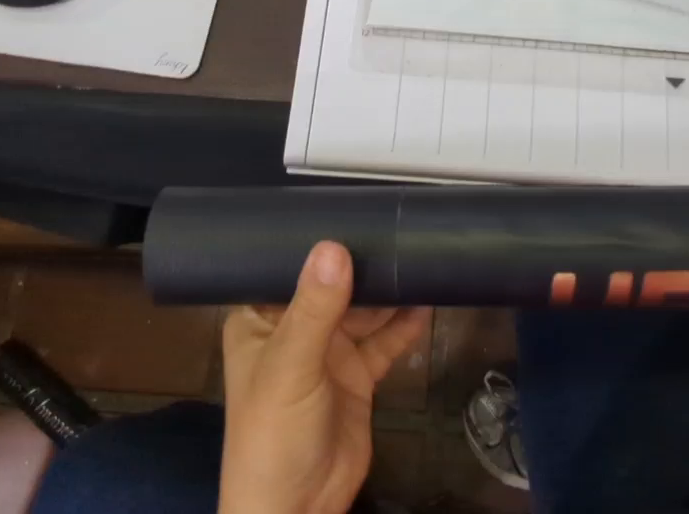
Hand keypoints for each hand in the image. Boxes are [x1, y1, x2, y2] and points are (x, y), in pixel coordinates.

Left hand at [218, 241, 431, 513]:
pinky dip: (405, 325)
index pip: (289, 266)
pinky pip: (384, 341)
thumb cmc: (274, 435)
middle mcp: (294, 329)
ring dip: (388, 290)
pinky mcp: (357, 376)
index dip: (317, 240)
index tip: (352, 204)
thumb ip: (315, 309)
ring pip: (364, 310)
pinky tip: (427, 303)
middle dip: (363, 262)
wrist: (297, 511)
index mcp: (261, 319)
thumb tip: (335, 247)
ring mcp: (328, 353)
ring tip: (419, 256)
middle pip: (334, 284)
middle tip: (399, 226)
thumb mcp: (290, 368)